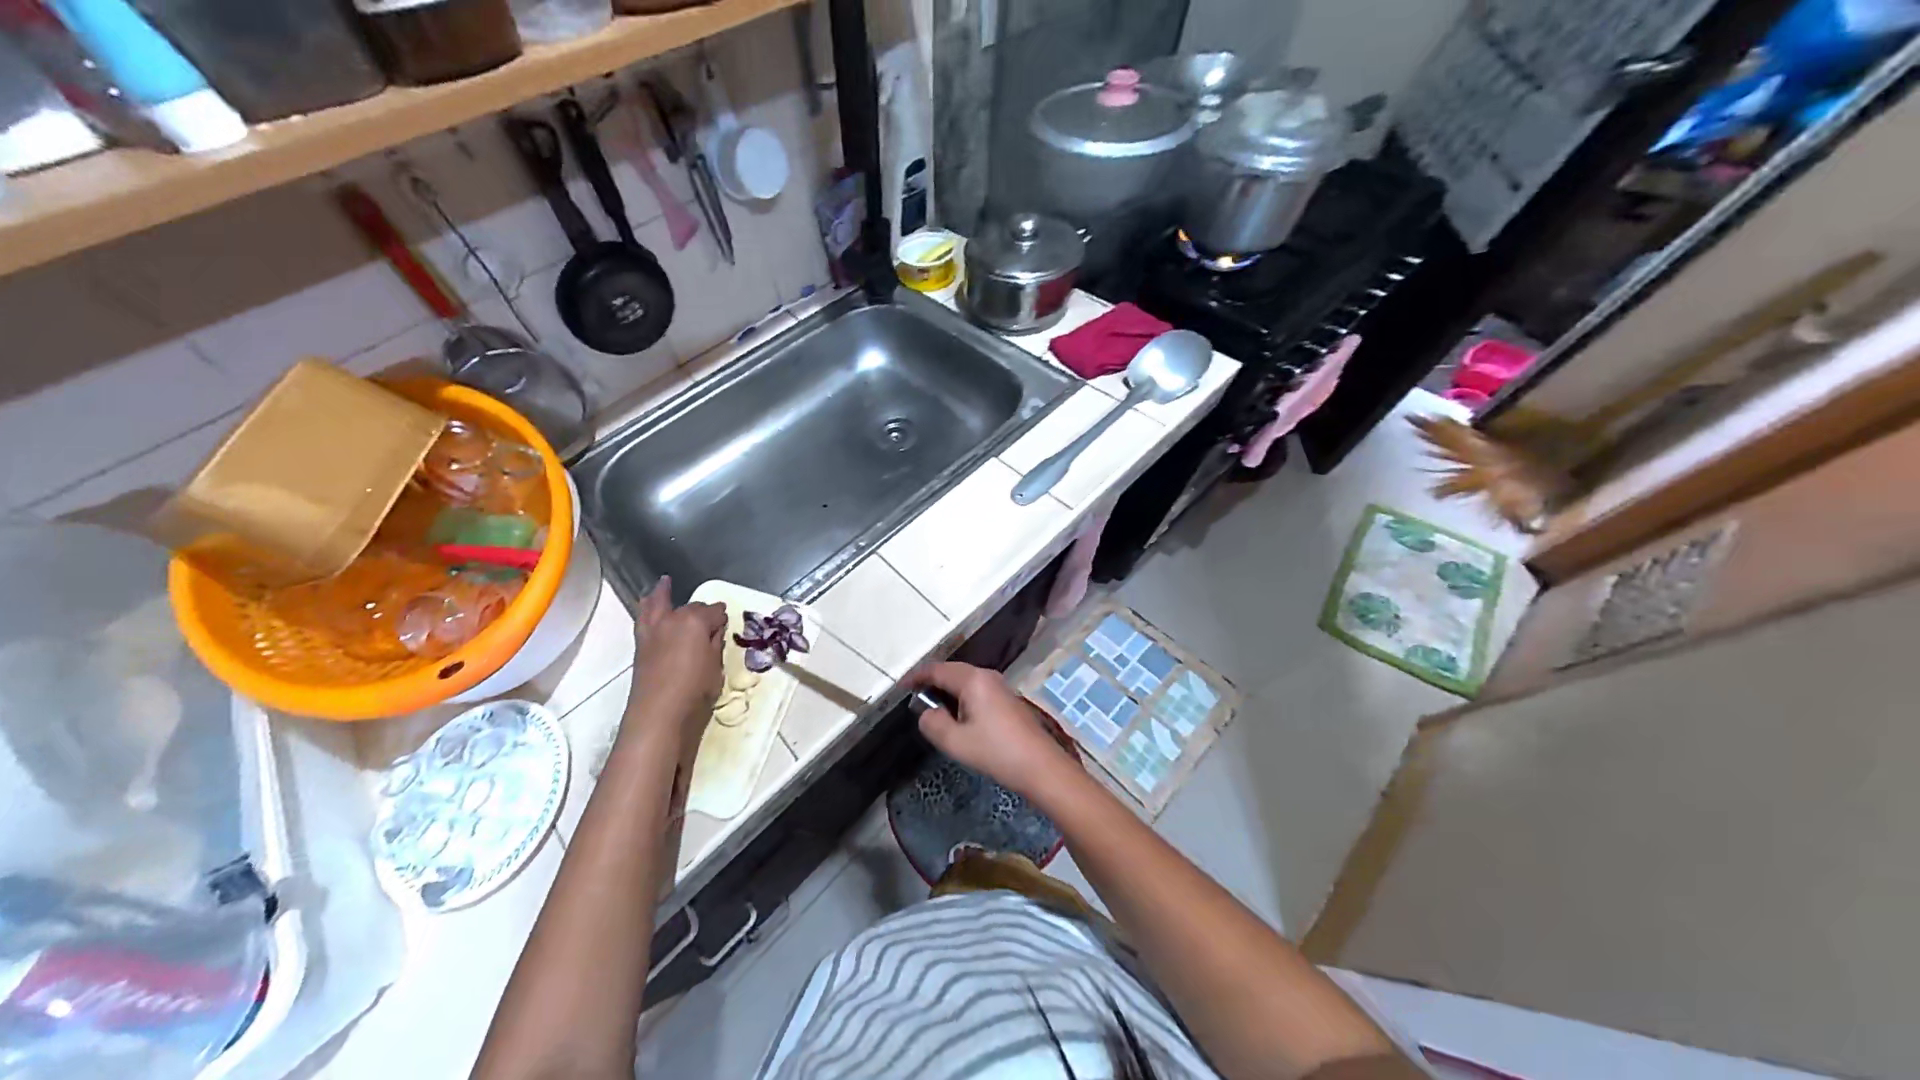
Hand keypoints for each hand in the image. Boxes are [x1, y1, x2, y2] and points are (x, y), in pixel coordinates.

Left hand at [627, 576, 726, 753]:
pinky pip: (644, 616)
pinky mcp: (641, 643)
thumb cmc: (695, 691)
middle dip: (701, 610)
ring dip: (662, 593)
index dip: (722, 617)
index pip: (714, 612)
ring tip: (664, 583)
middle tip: (709, 618)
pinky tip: (649, 605)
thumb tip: (715, 630)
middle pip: (691, 607)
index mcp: (696, 621)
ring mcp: (653, 629)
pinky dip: (647, 607)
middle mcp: (673, 618)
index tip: (726, 624)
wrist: (659, 714)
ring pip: (659, 603)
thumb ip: (715, 643)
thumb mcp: (716, 667)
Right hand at [910, 662, 1075, 798]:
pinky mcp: (1008, 700)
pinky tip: (959, 717)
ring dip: (948, 691)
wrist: (1041, 767)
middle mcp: (987, 676)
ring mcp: (1000, 687)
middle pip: (952, 671)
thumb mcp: (955, 742)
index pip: (937, 670)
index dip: (916, 677)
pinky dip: (962, 698)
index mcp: (972, 680)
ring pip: (965, 681)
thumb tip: (927, 712)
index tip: (900, 687)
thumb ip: (932, 723)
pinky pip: (977, 690)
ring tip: (933, 710)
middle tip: (914, 699)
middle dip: (932, 682)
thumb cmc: (996, 752)